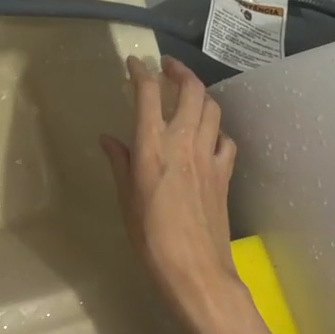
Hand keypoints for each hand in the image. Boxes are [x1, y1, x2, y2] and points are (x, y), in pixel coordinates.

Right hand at [101, 55, 318, 333]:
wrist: (196, 272)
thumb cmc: (150, 237)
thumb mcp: (125, 199)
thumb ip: (120, 162)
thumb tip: (109, 139)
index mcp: (153, 146)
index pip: (148, 93)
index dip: (141, 71)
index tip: (134, 62)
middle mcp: (183, 142)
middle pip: (191, 90)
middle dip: (179, 71)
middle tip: (167, 66)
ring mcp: (209, 156)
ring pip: (212, 108)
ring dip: (200, 93)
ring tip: (187, 93)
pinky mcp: (225, 174)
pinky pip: (226, 140)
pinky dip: (217, 129)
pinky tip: (209, 136)